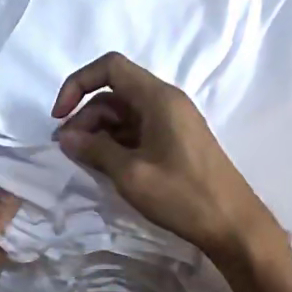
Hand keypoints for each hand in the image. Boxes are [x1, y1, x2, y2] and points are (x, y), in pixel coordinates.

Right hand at [53, 52, 275, 259]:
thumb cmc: (182, 195)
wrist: (232, 224)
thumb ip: (95, 150)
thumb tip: (66, 137)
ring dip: (97, 132)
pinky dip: (114, 143)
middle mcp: (165, 102)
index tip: (59, 116)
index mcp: (158, 98)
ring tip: (82, 160)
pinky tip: (104, 166)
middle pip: (113, 93)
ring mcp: (171, 123)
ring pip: (123, 114)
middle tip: (67, 149)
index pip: (110, 67)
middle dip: (84, 116)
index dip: (78, 84)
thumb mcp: (131, 174)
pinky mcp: (174, 142)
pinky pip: (136, 131)